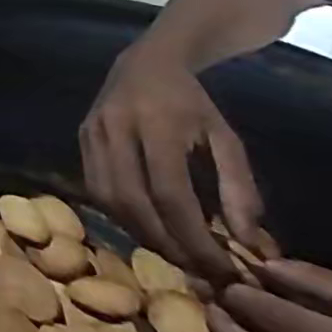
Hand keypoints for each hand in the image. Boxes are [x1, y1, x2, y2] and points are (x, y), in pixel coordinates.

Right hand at [80, 47, 266, 279]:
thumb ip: (239, 188)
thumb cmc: (190, 102)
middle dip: (167, 243)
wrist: (145, 62)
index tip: (223, 269)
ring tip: (174, 252)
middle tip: (198, 270)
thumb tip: (250, 245)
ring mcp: (93, 132)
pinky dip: (121, 215)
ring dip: (142, 233)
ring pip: (110, 199)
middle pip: (134, 201)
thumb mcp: (225, 136)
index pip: (170, 193)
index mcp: (157, 122)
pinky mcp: (81, 138)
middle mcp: (117, 126)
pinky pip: (96, 188)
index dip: (195, 238)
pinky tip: (146, 225)